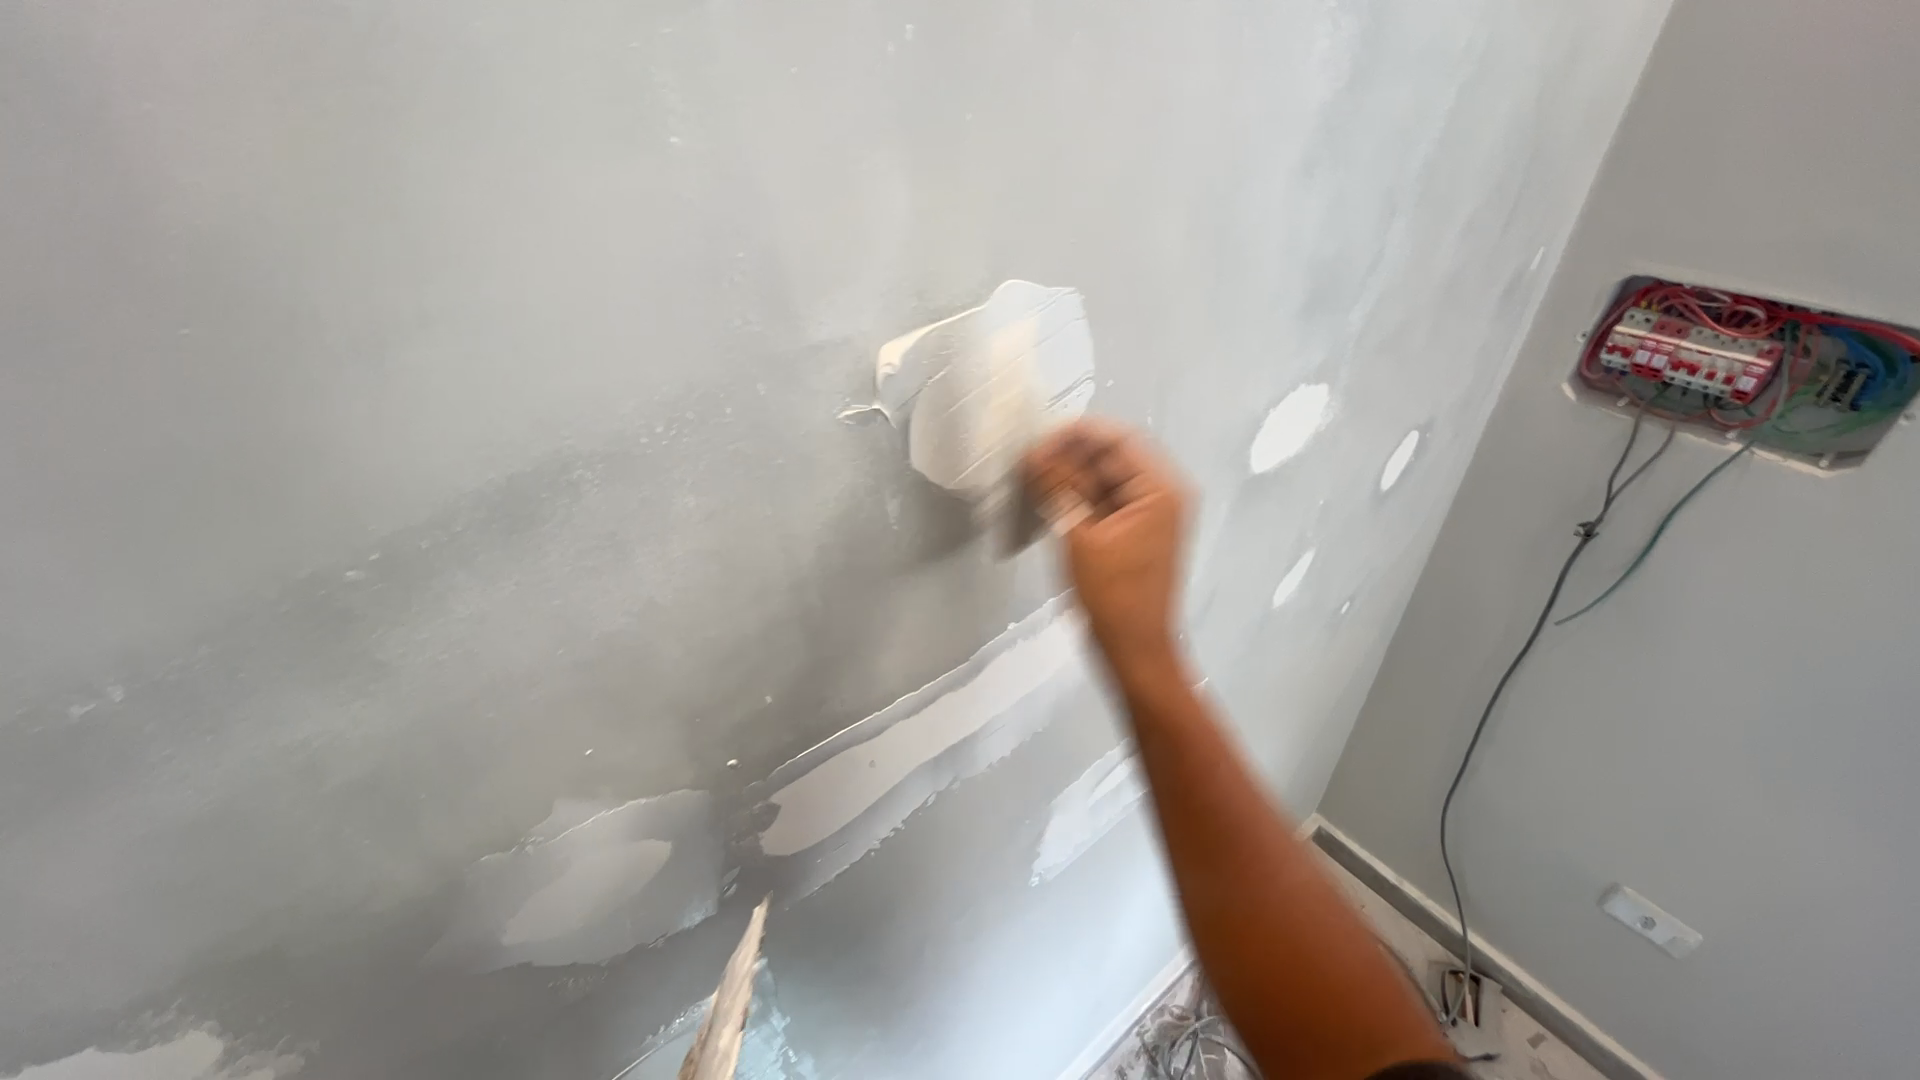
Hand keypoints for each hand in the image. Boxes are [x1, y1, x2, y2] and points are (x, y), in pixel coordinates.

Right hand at [1024, 418, 1190, 671]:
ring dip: (1070, 475)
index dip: (1073, 435)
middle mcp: (1162, 492)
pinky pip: (1105, 500)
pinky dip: (1077, 496)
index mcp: (1160, 488)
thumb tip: (1034, 451)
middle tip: (1026, 461)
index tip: (1033, 443)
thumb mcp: (1080, 536)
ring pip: (1105, 477)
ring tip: (1030, 478)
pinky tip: (1046, 498)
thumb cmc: (1112, 595)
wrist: (1133, 650)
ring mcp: (1150, 513)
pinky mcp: (1134, 531)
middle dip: (1069, 454)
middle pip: (1112, 455)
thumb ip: (1060, 486)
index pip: (1116, 439)